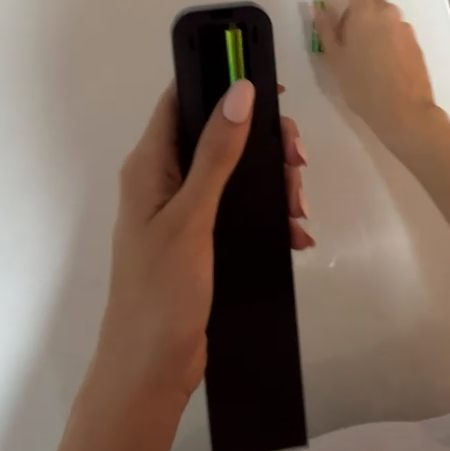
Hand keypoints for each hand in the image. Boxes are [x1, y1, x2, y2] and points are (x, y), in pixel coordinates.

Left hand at [94, 80, 312, 405]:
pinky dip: (268, 214)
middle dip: (263, 142)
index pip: (182, 98)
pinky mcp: (203, 236)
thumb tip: (240, 90)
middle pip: (220, 133)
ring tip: (298, 209)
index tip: (269, 86)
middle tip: (297, 160)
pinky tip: (294, 233)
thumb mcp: (192, 217)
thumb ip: (216, 153)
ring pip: (237, 171)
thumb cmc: (162, 291)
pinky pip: (241, 207)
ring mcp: (185, 209)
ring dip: (272, 182)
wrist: (151, 371)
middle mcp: (166, 178)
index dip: (221, 80)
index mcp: (151, 163)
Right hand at [317, 0, 442, 146]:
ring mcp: (405, 28)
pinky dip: (384, 38)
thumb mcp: (335, 58)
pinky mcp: (415, 44)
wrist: (405, 112)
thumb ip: (326, 29)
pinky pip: (395, 31)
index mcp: (366, 12)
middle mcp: (389, 13)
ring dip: (369, 26)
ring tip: (361, 57)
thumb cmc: (363, 85)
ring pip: (383, 16)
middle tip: (343, 39)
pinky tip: (379, 66)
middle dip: (354, 10)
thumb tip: (319, 9)